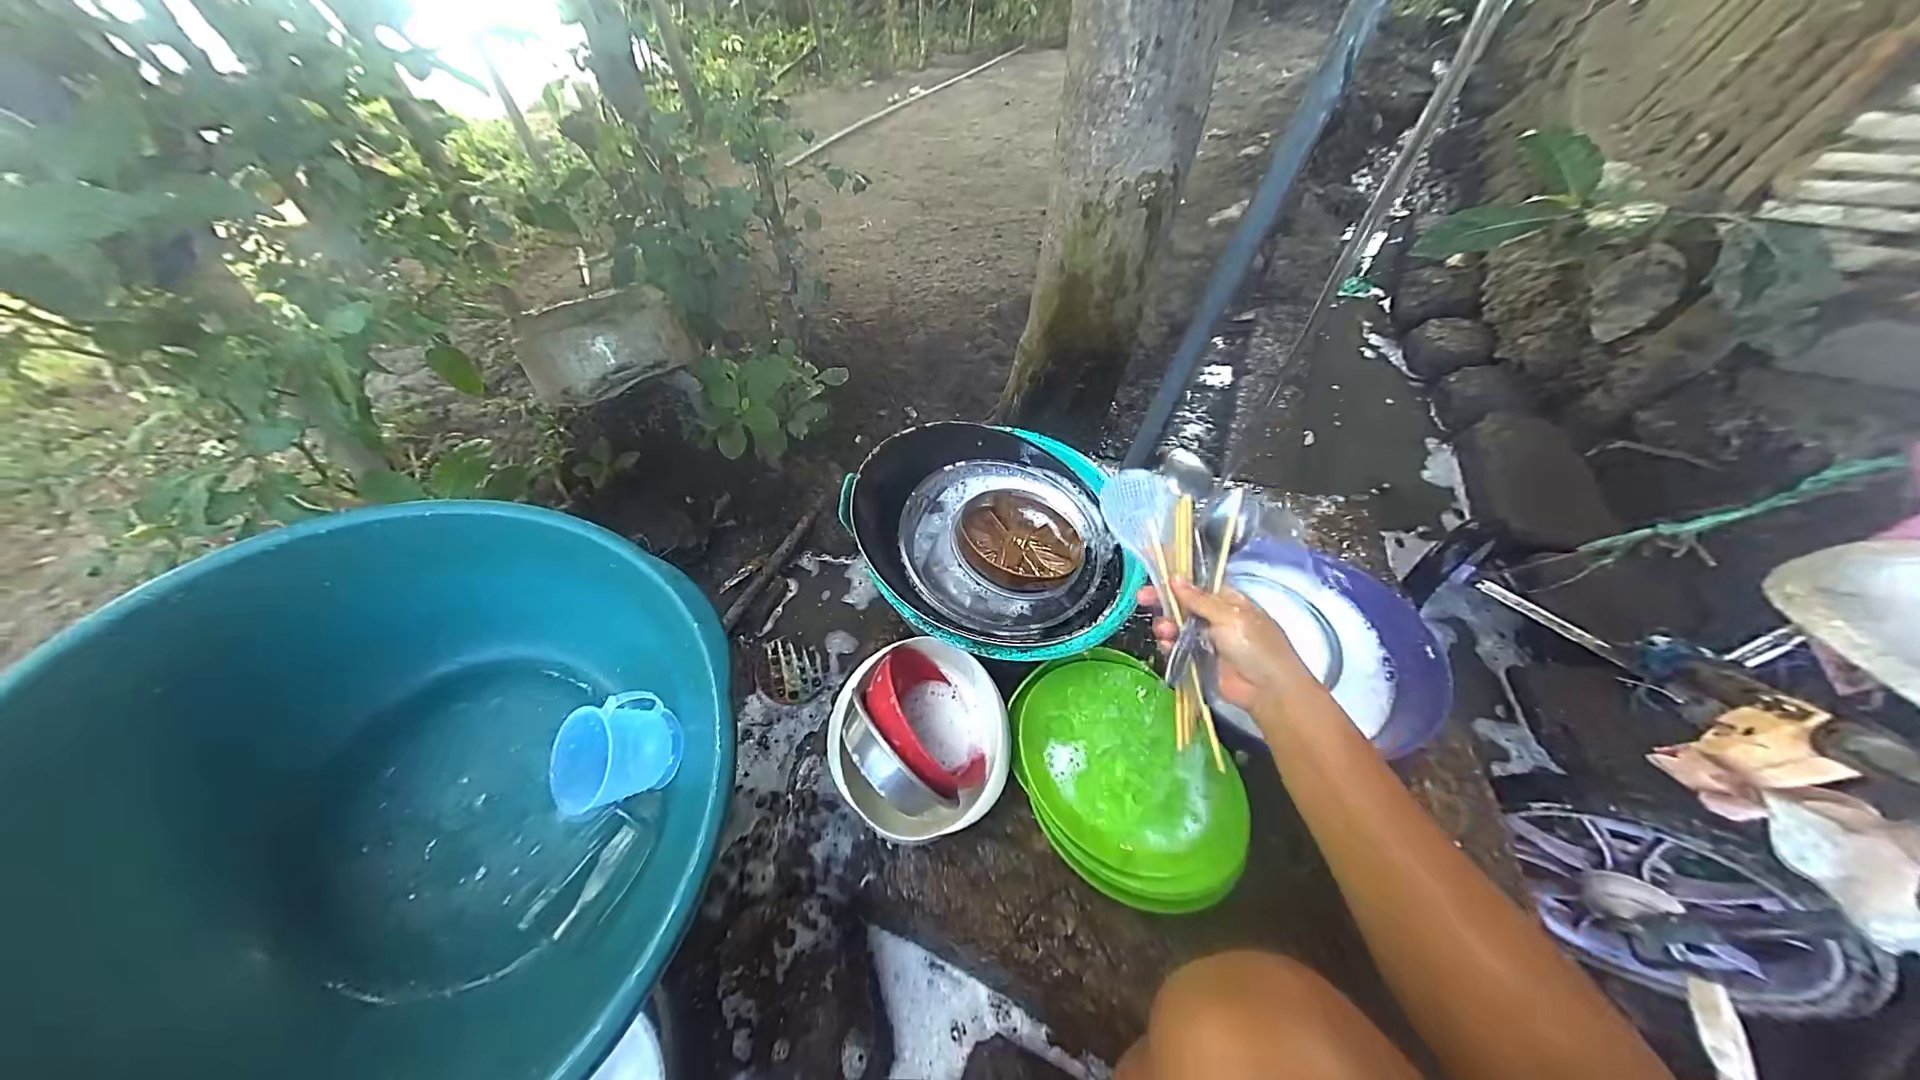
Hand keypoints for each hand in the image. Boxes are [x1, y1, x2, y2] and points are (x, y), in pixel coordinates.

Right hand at [1139, 580, 1312, 711]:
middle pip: (1182, 603)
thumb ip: (1199, 599)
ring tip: (1165, 631)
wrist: (1267, 690)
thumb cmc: (1255, 646)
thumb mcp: (1229, 615)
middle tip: (1142, 597)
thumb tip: (1175, 578)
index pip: (1197, 584)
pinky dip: (1169, 643)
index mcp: (1228, 600)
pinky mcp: (1198, 659)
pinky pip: (1177, 646)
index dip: (1175, 578)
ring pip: (1176, 625)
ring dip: (1165, 624)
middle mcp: (1215, 616)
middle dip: (1162, 599)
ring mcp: (1207, 638)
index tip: (1154, 573)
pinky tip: (1167, 644)